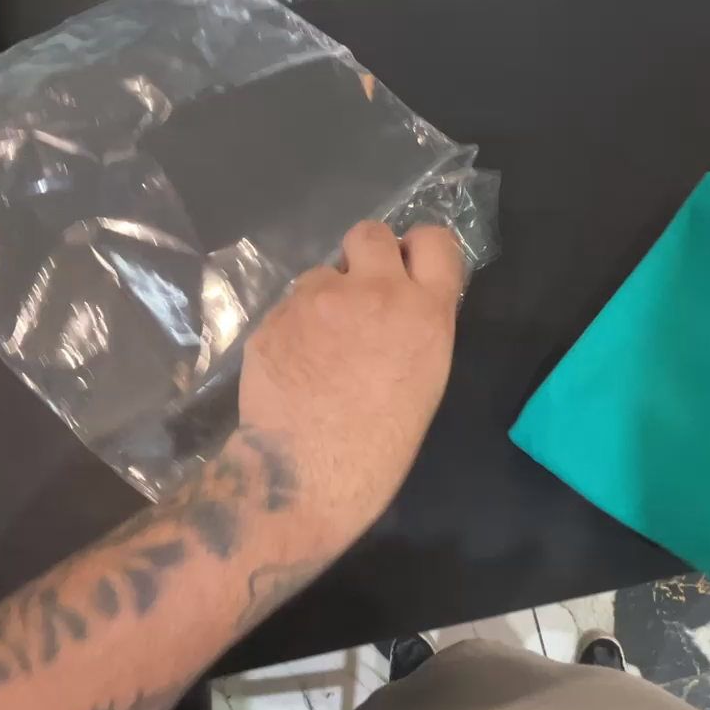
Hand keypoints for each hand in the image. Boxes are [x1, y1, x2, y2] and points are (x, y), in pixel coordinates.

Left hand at [237, 222, 465, 547]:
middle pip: (371, 233)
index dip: (419, 249)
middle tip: (360, 295)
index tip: (409, 266)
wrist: (308, 476)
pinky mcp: (274, 317)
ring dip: (324, 299)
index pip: (435, 241)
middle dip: (367, 255)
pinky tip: (293, 367)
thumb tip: (400, 310)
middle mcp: (373, 292)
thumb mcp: (424, 385)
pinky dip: (294, 327)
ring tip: (319, 349)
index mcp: (425, 314)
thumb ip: (416, 331)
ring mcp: (318, 301)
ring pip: (321, 273)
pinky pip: (289, 307)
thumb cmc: (381, 448)